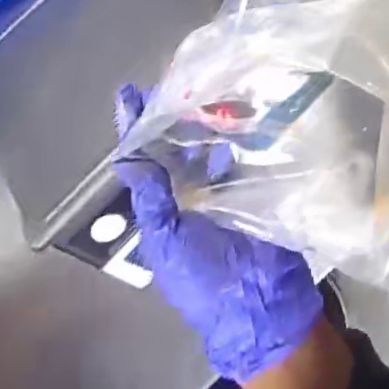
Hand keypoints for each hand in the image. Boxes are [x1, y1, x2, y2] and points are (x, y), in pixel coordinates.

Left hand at [113, 84, 324, 382]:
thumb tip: (127, 157)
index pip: (143, 161)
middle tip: (181, 82)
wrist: (261, 306)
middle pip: (176, 148)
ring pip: (210, 149)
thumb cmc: (205, 280)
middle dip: (174, 118)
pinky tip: (244, 118)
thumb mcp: (168, 242)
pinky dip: (241, 138)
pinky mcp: (254, 190)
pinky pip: (244, 157)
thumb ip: (151, 199)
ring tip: (211, 91)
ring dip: (208, 123)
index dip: (135, 129)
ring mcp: (223, 192)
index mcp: (163, 210)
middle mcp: (189, 196)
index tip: (130, 93)